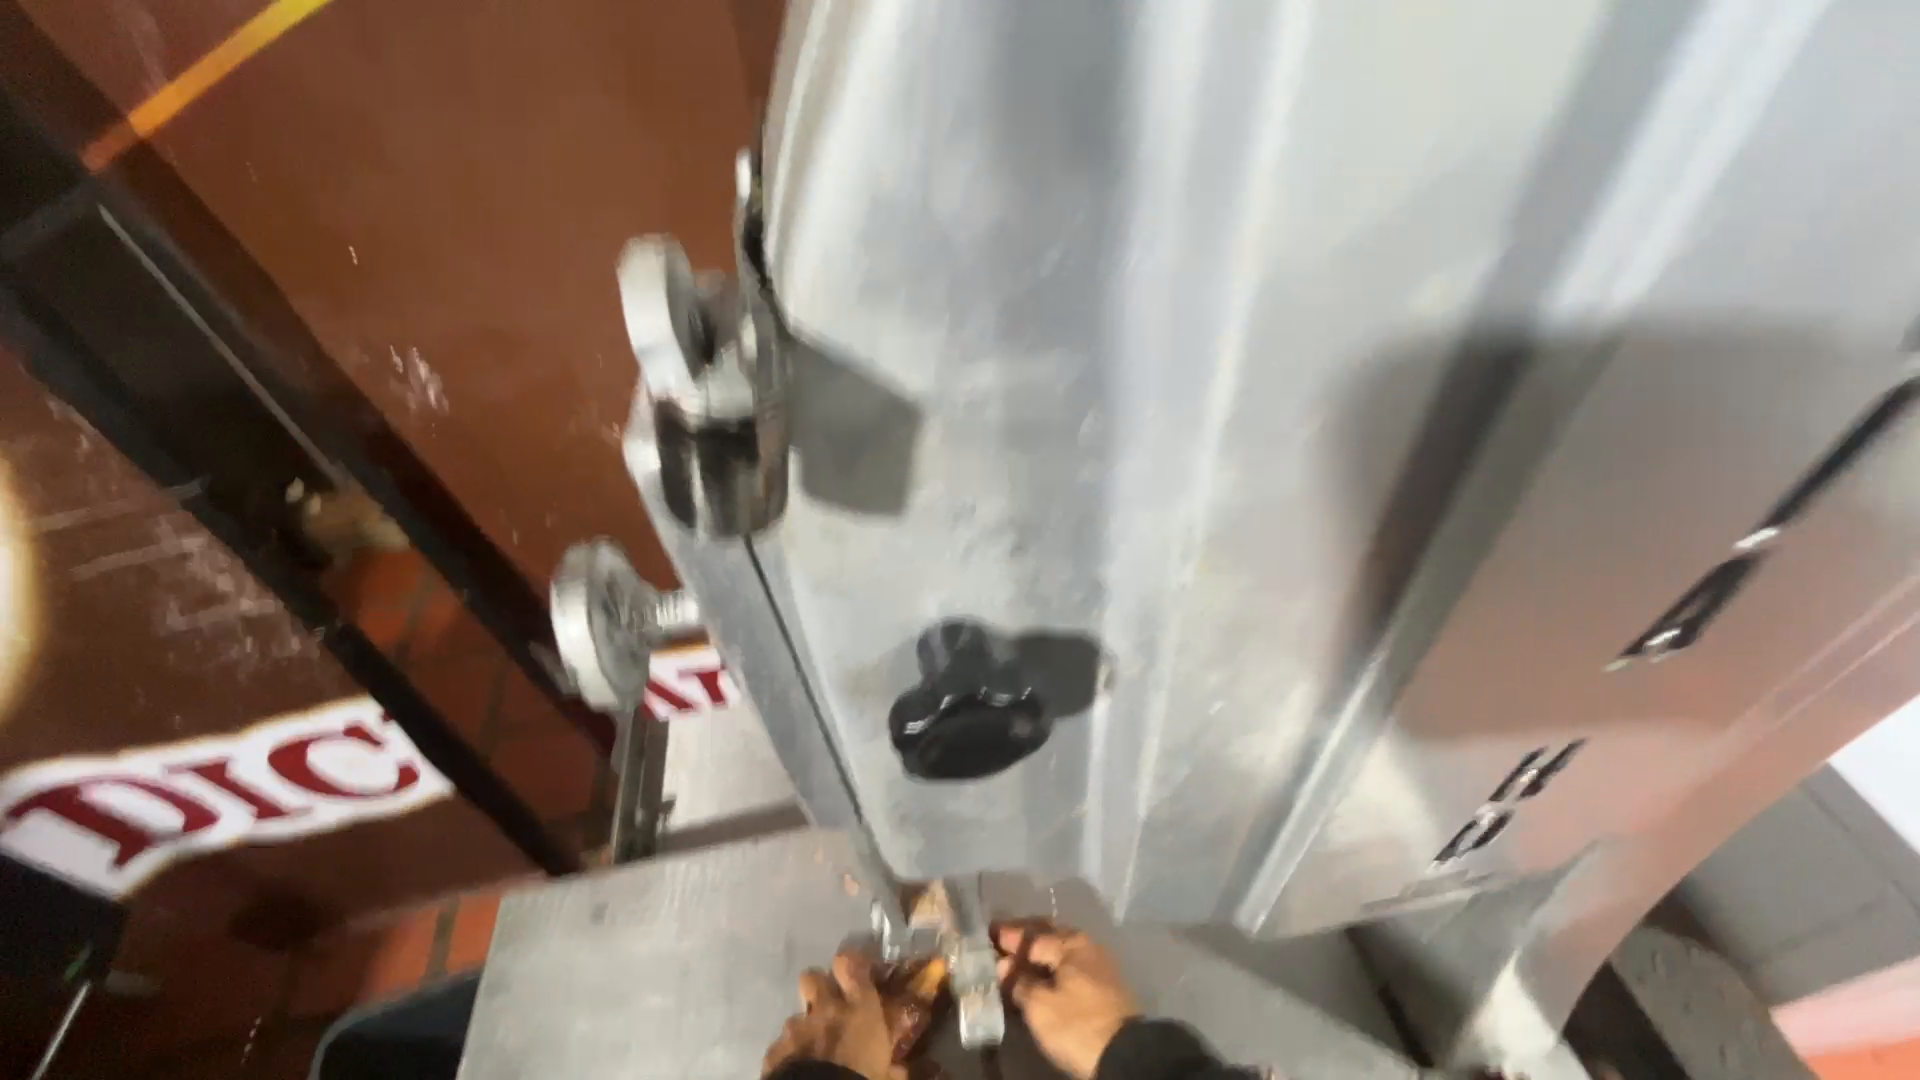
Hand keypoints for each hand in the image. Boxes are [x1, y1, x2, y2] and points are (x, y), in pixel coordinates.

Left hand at [763, 949, 902, 1079]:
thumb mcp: (885, 1072)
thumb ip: (891, 1064)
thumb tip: (900, 1071)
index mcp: (859, 1009)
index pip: (849, 963)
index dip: (847, 963)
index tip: (851, 971)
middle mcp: (826, 1010)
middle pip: (812, 978)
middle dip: (817, 988)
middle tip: (826, 1006)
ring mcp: (797, 1029)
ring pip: (796, 1017)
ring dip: (804, 1029)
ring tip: (811, 1049)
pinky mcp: (776, 1051)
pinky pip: (781, 1046)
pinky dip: (789, 1055)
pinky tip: (796, 1068)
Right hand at [994, 922, 1138, 1079]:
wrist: (1126, 1056)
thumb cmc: (1077, 1024)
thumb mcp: (1040, 1006)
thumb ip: (1018, 982)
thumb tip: (1003, 964)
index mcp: (1069, 943)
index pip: (1030, 935)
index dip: (1007, 935)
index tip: (986, 932)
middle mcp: (1085, 945)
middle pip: (1048, 935)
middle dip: (1024, 938)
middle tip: (1000, 941)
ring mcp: (1097, 964)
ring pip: (1060, 950)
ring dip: (1038, 953)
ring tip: (1018, 960)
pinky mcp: (1104, 984)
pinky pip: (1070, 964)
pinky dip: (1052, 965)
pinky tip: (1042, 975)